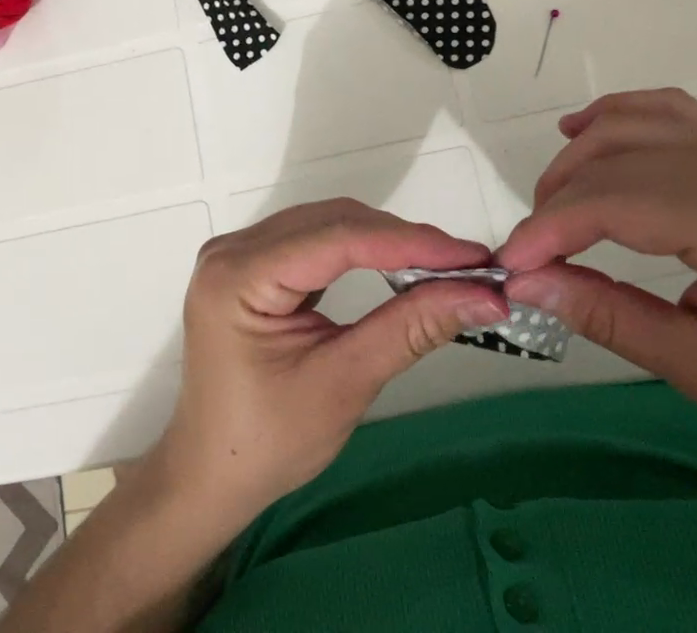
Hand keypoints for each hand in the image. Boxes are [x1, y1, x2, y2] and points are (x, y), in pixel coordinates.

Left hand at [150, 199, 509, 520]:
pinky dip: (361, 254)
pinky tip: (398, 269)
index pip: (338, 239)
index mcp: (237, 277)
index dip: (411, 242)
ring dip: (386, 242)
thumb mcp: (344, 383)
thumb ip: (410, 329)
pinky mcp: (251, 269)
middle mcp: (231, 251)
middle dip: (403, 240)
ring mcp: (238, 257)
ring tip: (443, 268)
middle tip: (468, 268)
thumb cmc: (268, 441)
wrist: (212, 474)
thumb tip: (483, 295)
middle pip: (332, 223)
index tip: (474, 258)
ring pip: (326, 226)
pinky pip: (314, 244)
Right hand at [496, 89, 696, 457]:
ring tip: (546, 210)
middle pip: (620, 160)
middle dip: (555, 201)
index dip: (550, 228)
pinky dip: (619, 119)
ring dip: (579, 159)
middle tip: (527, 257)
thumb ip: (614, 320)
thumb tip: (530, 283)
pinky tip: (582, 133)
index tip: (509, 266)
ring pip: (639, 125)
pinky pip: (673, 115)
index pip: (619, 201)